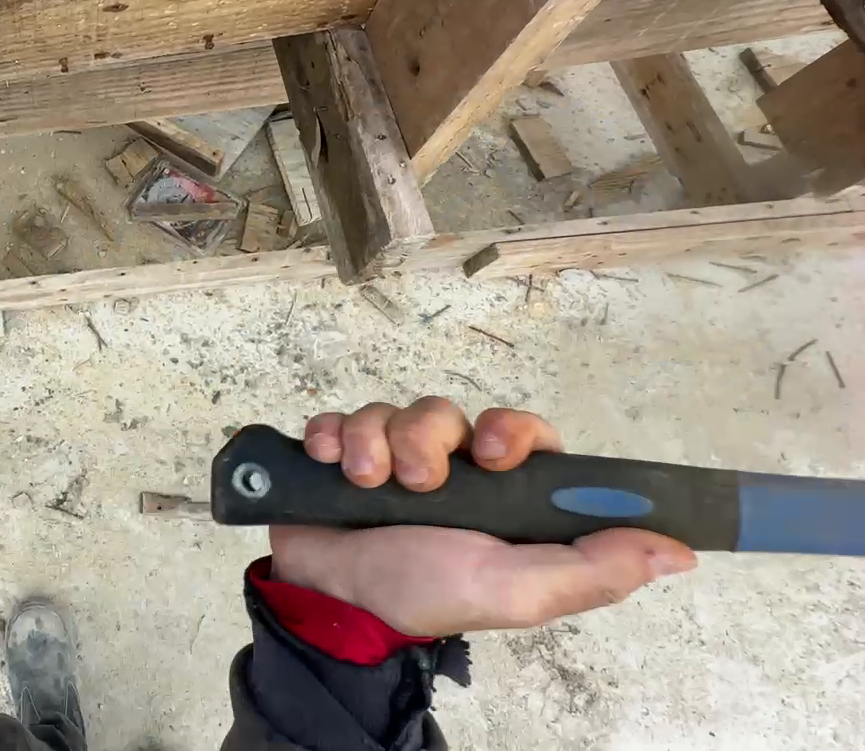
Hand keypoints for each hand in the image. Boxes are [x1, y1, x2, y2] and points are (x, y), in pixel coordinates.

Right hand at [268, 397, 697, 637]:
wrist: (330, 591)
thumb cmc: (424, 589)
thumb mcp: (512, 591)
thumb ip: (588, 570)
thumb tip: (678, 550)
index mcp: (497, 496)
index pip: (522, 434)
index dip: (510, 430)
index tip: (493, 455)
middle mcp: (446, 467)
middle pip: (441, 414)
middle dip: (421, 440)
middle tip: (414, 483)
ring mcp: (387, 454)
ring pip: (385, 412)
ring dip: (370, 443)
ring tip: (360, 482)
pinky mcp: (339, 448)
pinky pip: (336, 417)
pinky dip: (328, 435)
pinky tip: (325, 460)